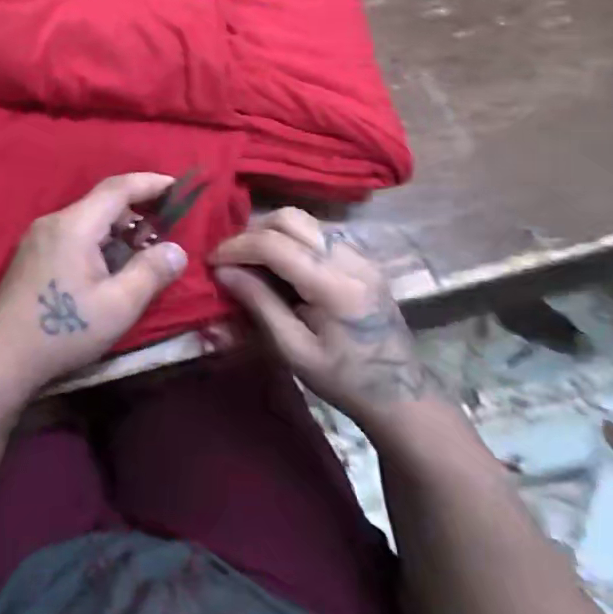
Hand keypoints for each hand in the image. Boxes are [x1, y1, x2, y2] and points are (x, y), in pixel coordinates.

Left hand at [0, 174, 189, 400]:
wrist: (2, 355)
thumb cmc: (64, 330)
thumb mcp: (118, 305)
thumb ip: (150, 272)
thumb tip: (176, 249)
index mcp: (73, 225)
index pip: (117, 188)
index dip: (150, 183)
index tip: (179, 186)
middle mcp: (51, 222)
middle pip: (100, 203)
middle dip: (136, 210)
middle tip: (167, 230)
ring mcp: (36, 238)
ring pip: (85, 220)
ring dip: (116, 229)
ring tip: (143, 252)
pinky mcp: (30, 255)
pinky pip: (70, 234)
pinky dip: (96, 240)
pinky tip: (109, 266)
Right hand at [208, 208, 440, 430]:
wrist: (401, 394)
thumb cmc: (344, 379)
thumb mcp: (292, 349)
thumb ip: (259, 303)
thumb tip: (222, 271)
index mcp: (336, 286)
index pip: (274, 244)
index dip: (235, 247)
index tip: (211, 262)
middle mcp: (352, 260)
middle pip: (290, 219)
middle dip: (251, 232)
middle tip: (230, 258)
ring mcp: (362, 256)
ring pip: (303, 220)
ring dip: (269, 233)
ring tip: (250, 260)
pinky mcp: (362, 259)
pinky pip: (316, 232)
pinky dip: (288, 239)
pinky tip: (277, 265)